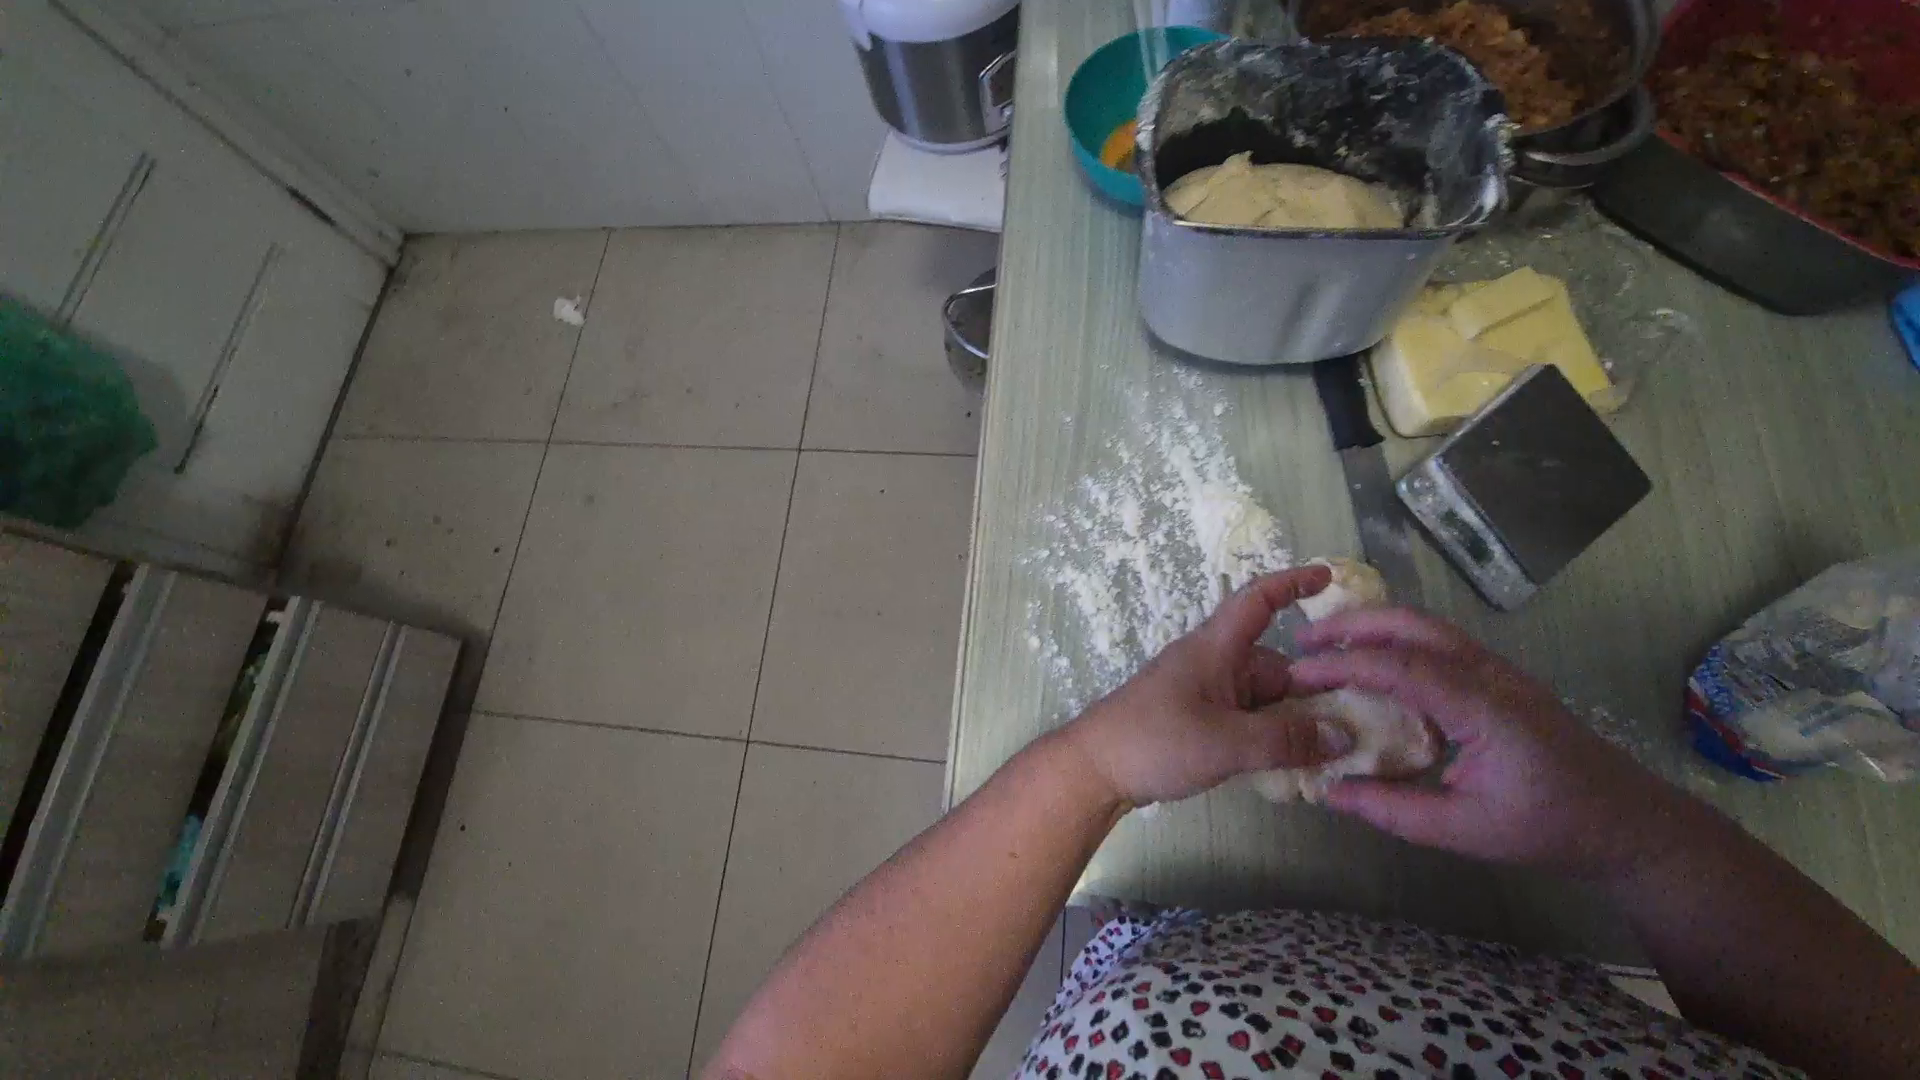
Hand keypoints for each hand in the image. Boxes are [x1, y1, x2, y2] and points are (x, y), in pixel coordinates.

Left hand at [1062, 566, 1355, 807]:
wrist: (1094, 768)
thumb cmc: (1155, 740)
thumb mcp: (1227, 743)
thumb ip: (1286, 739)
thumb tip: (1345, 734)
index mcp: (1215, 649)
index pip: (1257, 601)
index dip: (1291, 584)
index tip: (1327, 576)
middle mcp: (1213, 664)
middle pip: (1275, 666)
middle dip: (1314, 689)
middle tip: (1363, 721)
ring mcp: (1204, 694)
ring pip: (1264, 698)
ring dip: (1295, 722)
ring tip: (1338, 753)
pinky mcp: (1197, 721)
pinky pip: (1247, 720)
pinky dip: (1271, 737)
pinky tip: (1296, 766)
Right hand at [1288, 608, 1698, 880]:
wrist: (1630, 823)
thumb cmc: (1550, 828)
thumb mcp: (1465, 831)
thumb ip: (1392, 810)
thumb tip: (1328, 790)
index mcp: (1486, 710)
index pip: (1402, 667)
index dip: (1344, 665)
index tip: (1299, 676)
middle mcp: (1492, 676)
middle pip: (1414, 625)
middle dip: (1352, 625)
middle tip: (1303, 641)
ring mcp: (1498, 671)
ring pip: (1426, 626)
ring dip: (1372, 627)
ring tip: (1326, 645)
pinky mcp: (1497, 677)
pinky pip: (1437, 644)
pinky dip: (1393, 641)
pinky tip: (1370, 665)